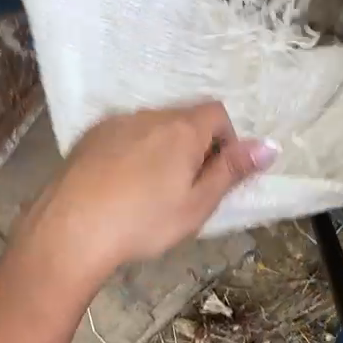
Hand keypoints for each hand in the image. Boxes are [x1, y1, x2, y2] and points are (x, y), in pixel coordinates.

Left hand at [15, 103, 276, 277]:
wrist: (72, 229)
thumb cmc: (144, 222)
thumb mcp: (197, 204)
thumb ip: (232, 172)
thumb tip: (269, 146)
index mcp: (182, 129)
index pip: (218, 113)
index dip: (228, 141)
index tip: (220, 175)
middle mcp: (149, 115)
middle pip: (185, 119)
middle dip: (196, 147)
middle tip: (189, 191)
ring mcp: (116, 123)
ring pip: (153, 128)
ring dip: (164, 151)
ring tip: (153, 193)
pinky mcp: (90, 137)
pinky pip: (125, 137)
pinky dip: (134, 154)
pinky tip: (124, 188)